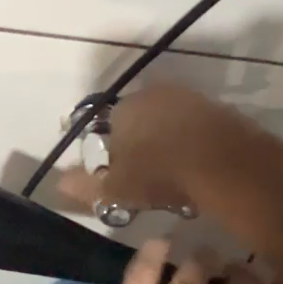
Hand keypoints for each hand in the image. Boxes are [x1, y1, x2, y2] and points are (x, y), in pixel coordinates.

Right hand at [57, 83, 282, 216]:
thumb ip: (85, 185)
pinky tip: (199, 166)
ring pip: (169, 122)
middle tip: (151, 178)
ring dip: (169, 142)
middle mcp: (153, 94)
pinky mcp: (218, 107)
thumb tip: (58, 181)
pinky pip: (197, 127)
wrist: (224, 163)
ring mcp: (188, 97)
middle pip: (140, 121)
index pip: (108, 128)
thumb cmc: (159, 174)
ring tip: (176, 174)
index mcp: (123, 109)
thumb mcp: (116, 188)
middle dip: (143, 144)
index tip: (124, 177)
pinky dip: (194, 143)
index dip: (114, 154)